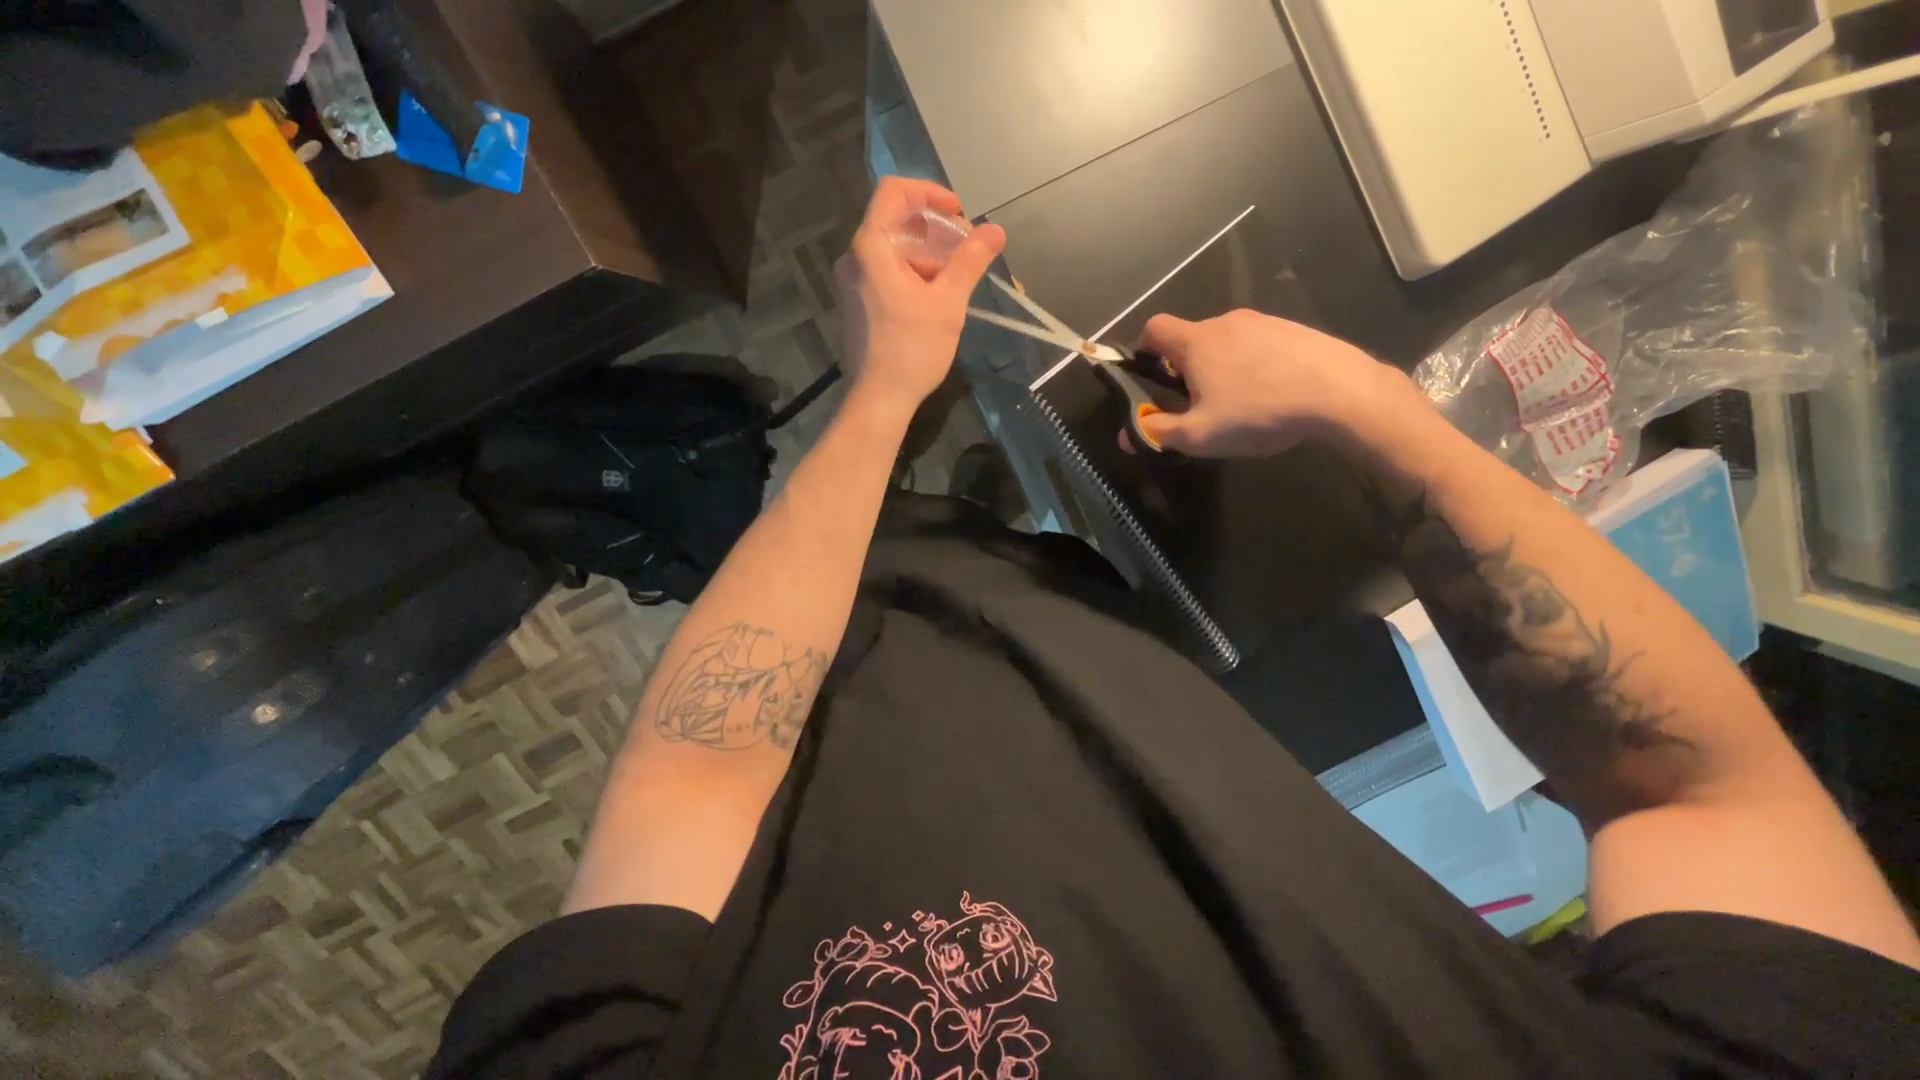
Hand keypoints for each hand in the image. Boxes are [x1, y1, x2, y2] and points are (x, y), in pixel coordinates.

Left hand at [836, 178, 1006, 419]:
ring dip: (929, 254)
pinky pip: (888, 269)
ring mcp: (854, 280)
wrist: (880, 397)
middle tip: (967, 252)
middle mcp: (855, 256)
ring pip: (895, 247)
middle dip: (936, 230)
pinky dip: (915, 271)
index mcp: (871, 247)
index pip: (894, 191)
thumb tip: (996, 229)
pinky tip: (938, 297)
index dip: (929, 192)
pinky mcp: (859, 300)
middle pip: (897, 220)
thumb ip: (970, 260)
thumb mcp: (949, 302)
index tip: (959, 214)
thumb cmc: (913, 348)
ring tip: (957, 280)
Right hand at [1129, 309, 1420, 457]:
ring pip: (1229, 342)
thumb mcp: (1200, 435)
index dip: (1144, 349)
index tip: (1151, 376)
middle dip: (1188, 367)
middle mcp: (1226, 321)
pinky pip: (1261, 345)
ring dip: (1225, 366)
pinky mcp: (1295, 330)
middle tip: (1199, 403)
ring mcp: (1264, 322)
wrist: (1340, 392)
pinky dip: (1257, 365)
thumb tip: (1127, 436)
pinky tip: (1275, 394)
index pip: (1154, 328)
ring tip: (1241, 403)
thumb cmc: (1258, 412)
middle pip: (1193, 337)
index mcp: (1196, 341)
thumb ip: (1158, 433)